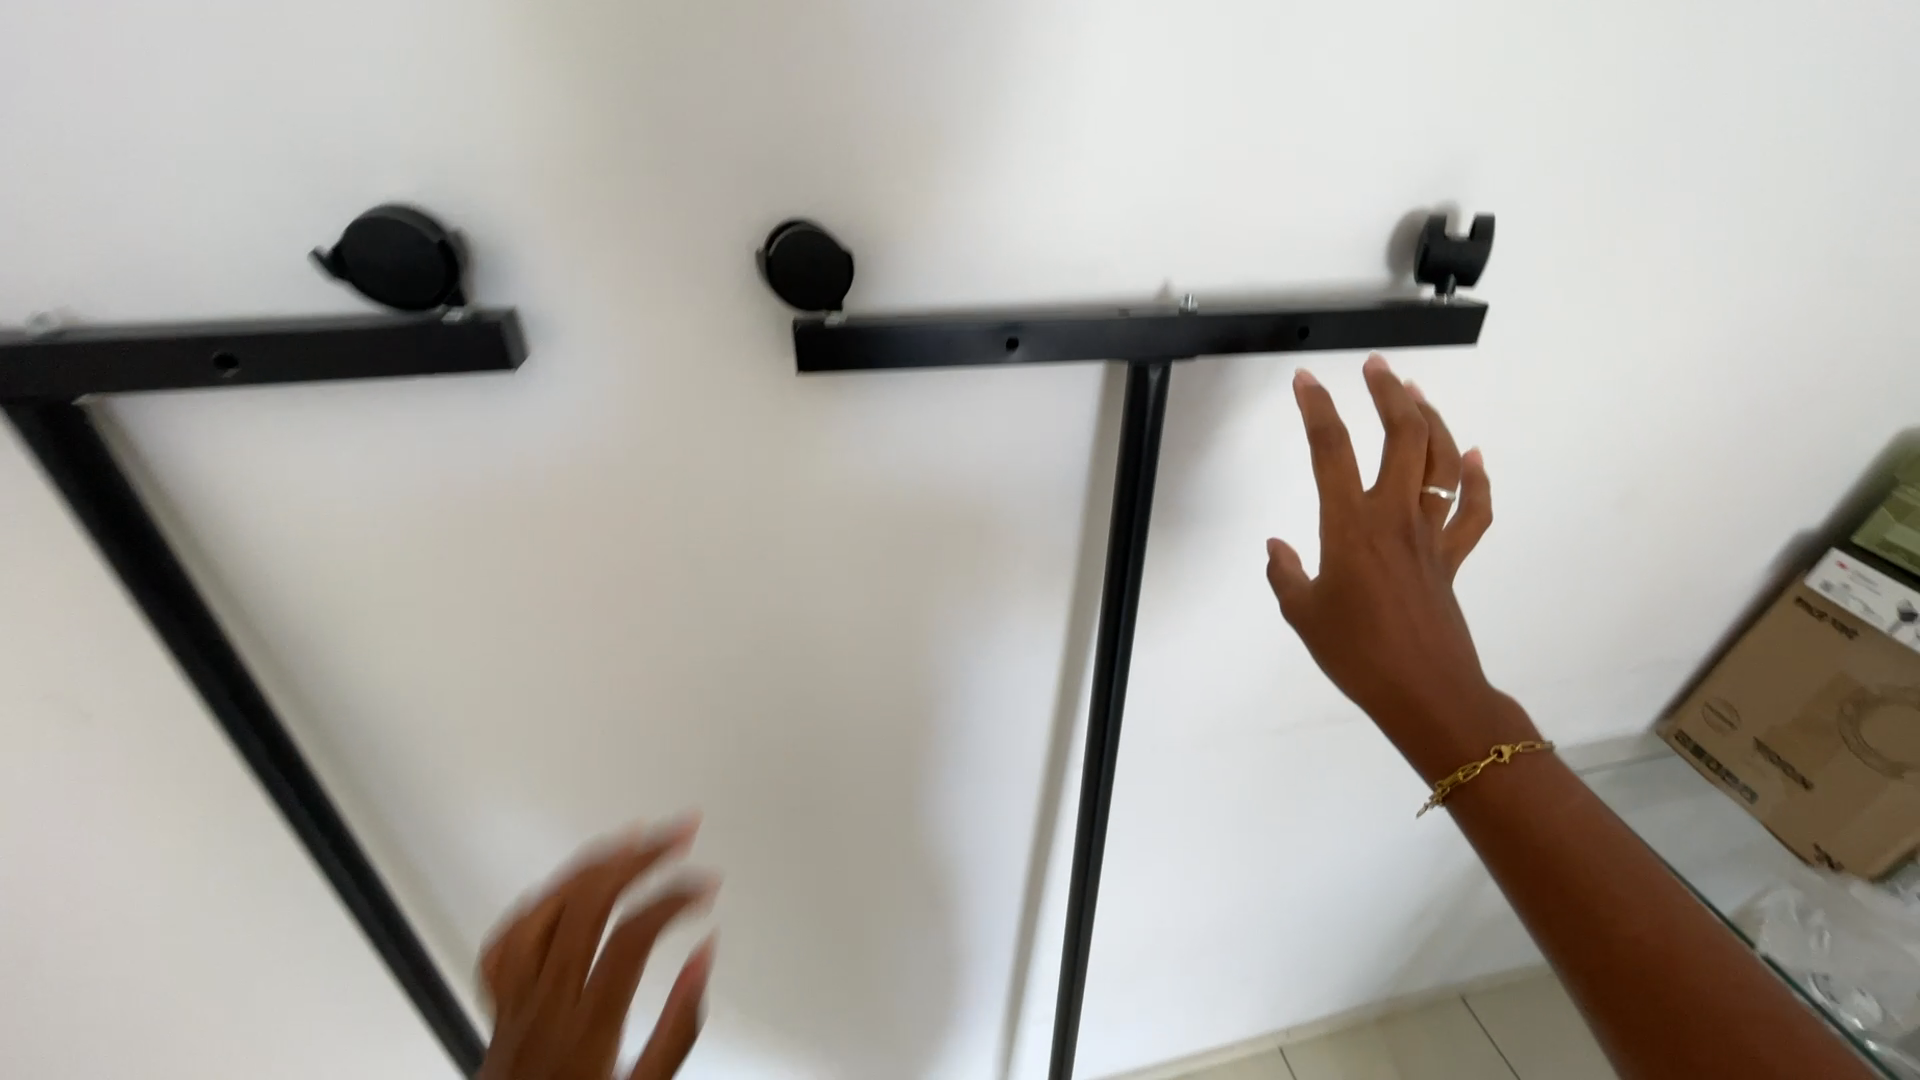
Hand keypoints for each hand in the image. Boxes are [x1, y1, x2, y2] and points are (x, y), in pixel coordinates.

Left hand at [478, 817, 717, 1079]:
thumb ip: (679, 1026)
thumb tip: (704, 954)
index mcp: (585, 1029)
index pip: (630, 937)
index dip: (673, 898)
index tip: (706, 886)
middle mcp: (544, 1008)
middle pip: (588, 905)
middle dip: (641, 857)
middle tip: (681, 833)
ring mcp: (514, 1004)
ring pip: (544, 911)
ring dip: (592, 864)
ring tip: (632, 838)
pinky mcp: (498, 1007)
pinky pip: (506, 941)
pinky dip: (542, 901)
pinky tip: (569, 883)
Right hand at [1265, 354, 1536, 779]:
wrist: (1424, 691)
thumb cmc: (1355, 652)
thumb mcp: (1301, 612)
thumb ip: (1285, 574)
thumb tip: (1276, 548)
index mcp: (1350, 526)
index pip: (1331, 451)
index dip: (1317, 409)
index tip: (1304, 382)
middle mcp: (1394, 517)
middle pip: (1402, 437)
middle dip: (1388, 395)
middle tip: (1375, 368)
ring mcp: (1430, 535)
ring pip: (1441, 462)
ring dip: (1431, 421)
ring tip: (1414, 394)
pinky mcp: (1451, 557)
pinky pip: (1473, 510)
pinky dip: (1478, 478)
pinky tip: (1473, 455)